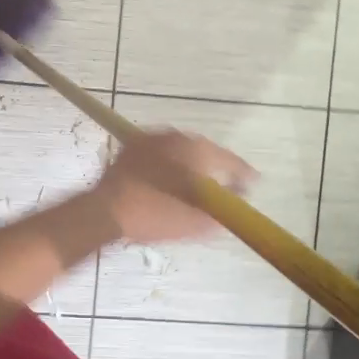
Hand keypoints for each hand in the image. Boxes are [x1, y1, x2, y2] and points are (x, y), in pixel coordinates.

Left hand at [90, 129, 255, 243]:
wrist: (105, 210)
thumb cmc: (152, 215)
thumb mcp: (194, 221)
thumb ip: (222, 210)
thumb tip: (238, 200)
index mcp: (194, 150)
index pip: (227, 158)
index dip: (242, 171)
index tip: (253, 180)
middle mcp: (174, 136)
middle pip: (204, 149)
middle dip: (215, 164)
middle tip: (225, 180)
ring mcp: (150, 138)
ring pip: (181, 147)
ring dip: (192, 160)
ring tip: (198, 180)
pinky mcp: (132, 145)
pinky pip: (160, 149)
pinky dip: (170, 160)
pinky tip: (170, 176)